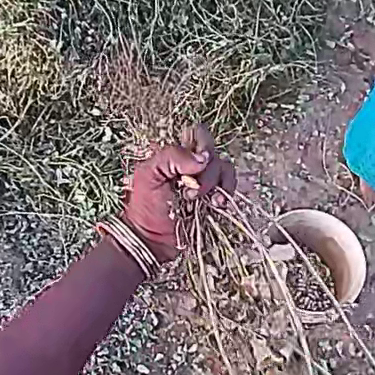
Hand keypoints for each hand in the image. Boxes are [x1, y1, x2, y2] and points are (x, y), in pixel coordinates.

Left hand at [120, 124, 235, 263]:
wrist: (152, 239)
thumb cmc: (145, 207)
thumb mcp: (148, 174)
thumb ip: (172, 157)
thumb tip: (203, 158)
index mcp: (175, 154)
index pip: (197, 134)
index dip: (201, 145)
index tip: (196, 164)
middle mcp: (192, 163)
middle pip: (213, 152)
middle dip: (206, 173)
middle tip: (191, 192)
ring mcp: (205, 180)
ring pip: (224, 168)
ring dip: (216, 184)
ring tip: (205, 200)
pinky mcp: (214, 196)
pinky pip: (229, 185)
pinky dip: (226, 192)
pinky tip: (217, 204)